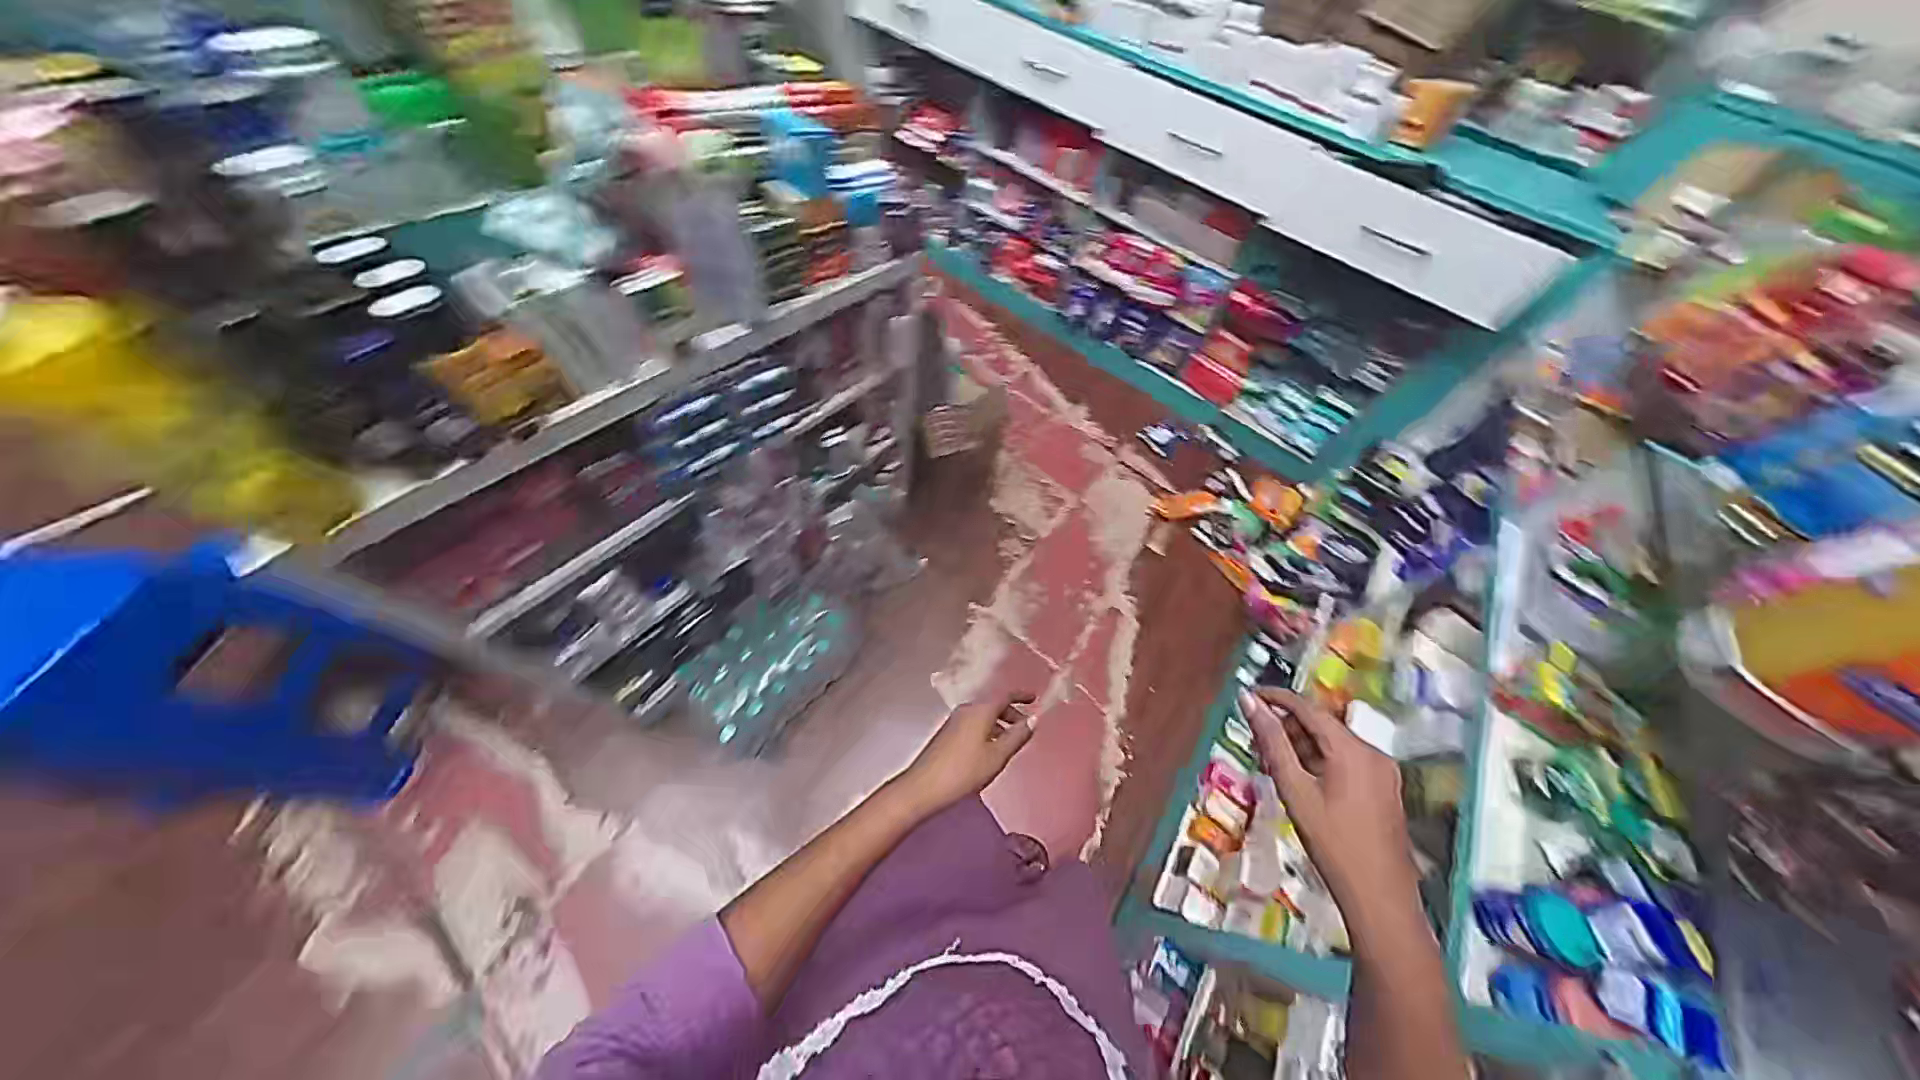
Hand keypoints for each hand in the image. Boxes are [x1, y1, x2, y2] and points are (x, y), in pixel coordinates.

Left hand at [897, 693, 1036, 814]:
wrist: (924, 787)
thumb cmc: (964, 771)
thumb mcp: (997, 755)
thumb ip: (1017, 736)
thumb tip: (1033, 720)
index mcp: (979, 710)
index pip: (1004, 695)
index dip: (1021, 696)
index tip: (1034, 698)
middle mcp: (966, 710)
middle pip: (993, 705)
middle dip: (1011, 713)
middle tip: (1026, 727)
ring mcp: (955, 721)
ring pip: (983, 716)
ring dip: (999, 724)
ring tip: (1011, 741)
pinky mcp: (948, 733)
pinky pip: (974, 724)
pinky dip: (987, 730)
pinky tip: (991, 748)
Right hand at [1240, 688, 1416, 915]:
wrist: (1379, 897)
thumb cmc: (1332, 842)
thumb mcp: (1294, 789)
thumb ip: (1271, 741)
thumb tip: (1249, 702)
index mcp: (1352, 749)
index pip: (1307, 708)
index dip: (1275, 698)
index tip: (1248, 696)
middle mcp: (1372, 753)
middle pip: (1321, 726)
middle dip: (1286, 728)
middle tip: (1255, 742)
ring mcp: (1382, 772)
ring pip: (1332, 744)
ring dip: (1300, 747)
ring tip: (1272, 765)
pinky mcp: (1384, 789)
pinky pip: (1345, 761)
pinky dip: (1318, 762)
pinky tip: (1298, 781)